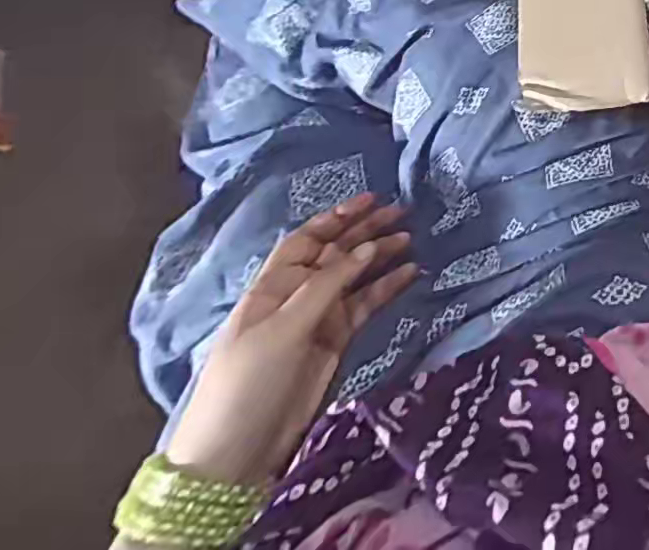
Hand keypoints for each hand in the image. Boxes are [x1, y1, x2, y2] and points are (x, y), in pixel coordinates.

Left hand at [165, 197, 416, 484]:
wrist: (238, 450)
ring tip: (410, 238)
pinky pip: (366, 303)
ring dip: (381, 256)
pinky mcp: (337, 338)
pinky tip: (409, 273)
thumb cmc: (249, 379)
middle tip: (402, 211)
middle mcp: (299, 293)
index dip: (337, 217)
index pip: (309, 238)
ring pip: (356, 275)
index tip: (370, 199)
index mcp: (275, 284)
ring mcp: (320, 316)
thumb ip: (328, 284)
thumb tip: (367, 247)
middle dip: (366, 229)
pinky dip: (386, 287)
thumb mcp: (284, 326)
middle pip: (337, 252)